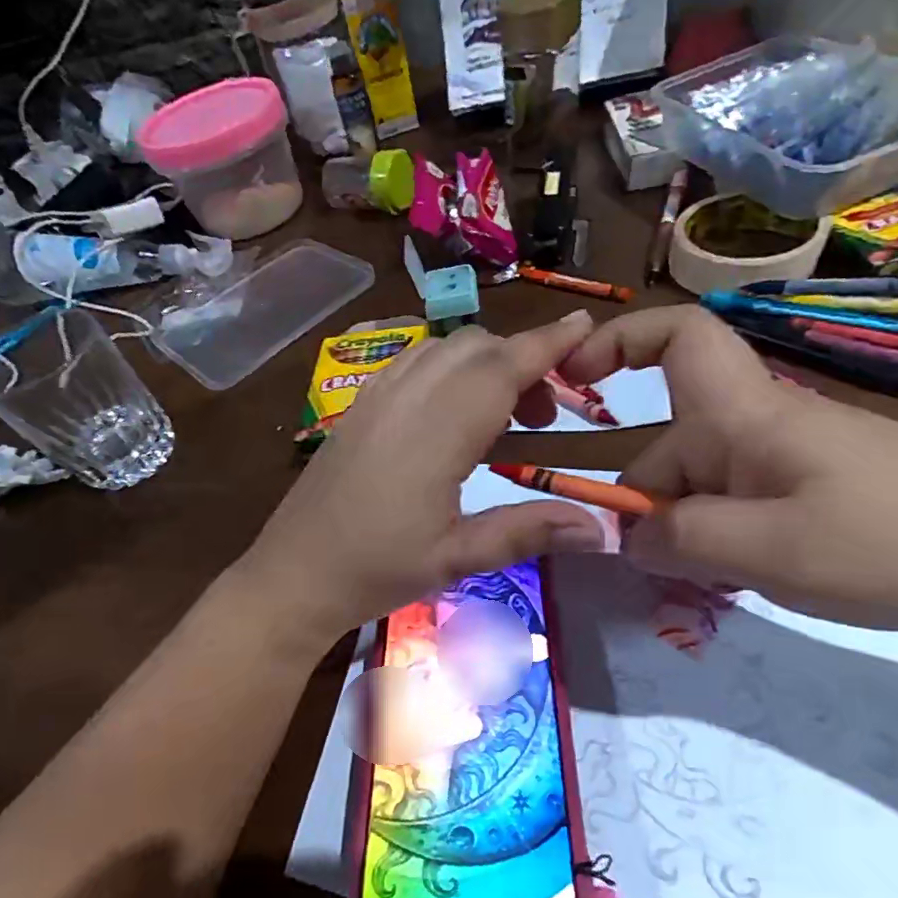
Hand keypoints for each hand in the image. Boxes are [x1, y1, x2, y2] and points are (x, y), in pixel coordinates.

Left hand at [242, 314, 607, 639]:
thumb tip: (603, 530)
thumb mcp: (458, 558)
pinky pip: (412, 361)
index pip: (503, 368)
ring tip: (502, 414)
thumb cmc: (377, 570)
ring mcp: (377, 396)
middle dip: (522, 361)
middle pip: (476, 348)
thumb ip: (529, 531)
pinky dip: (448, 367)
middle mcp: (407, 398)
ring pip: (442, 348)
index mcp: (438, 431)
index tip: (584, 325)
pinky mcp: (358, 406)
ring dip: (483, 362)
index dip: (547, 343)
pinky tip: (451, 410)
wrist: (294, 572)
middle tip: (544, 415)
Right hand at [558, 306, 897, 629]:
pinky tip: (734, 588)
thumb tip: (623, 537)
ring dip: (682, 541)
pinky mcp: (804, 495)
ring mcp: (780, 464)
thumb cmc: (897, 538)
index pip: (677, 338)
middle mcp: (754, 428)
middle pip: (667, 452)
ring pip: (698, 492)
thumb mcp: (771, 550)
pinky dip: (717, 548)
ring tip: (698, 596)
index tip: (571, 382)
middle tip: (647, 578)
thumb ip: (680, 540)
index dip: (618, 342)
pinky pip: (734, 512)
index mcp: (744, 415)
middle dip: (644, 513)